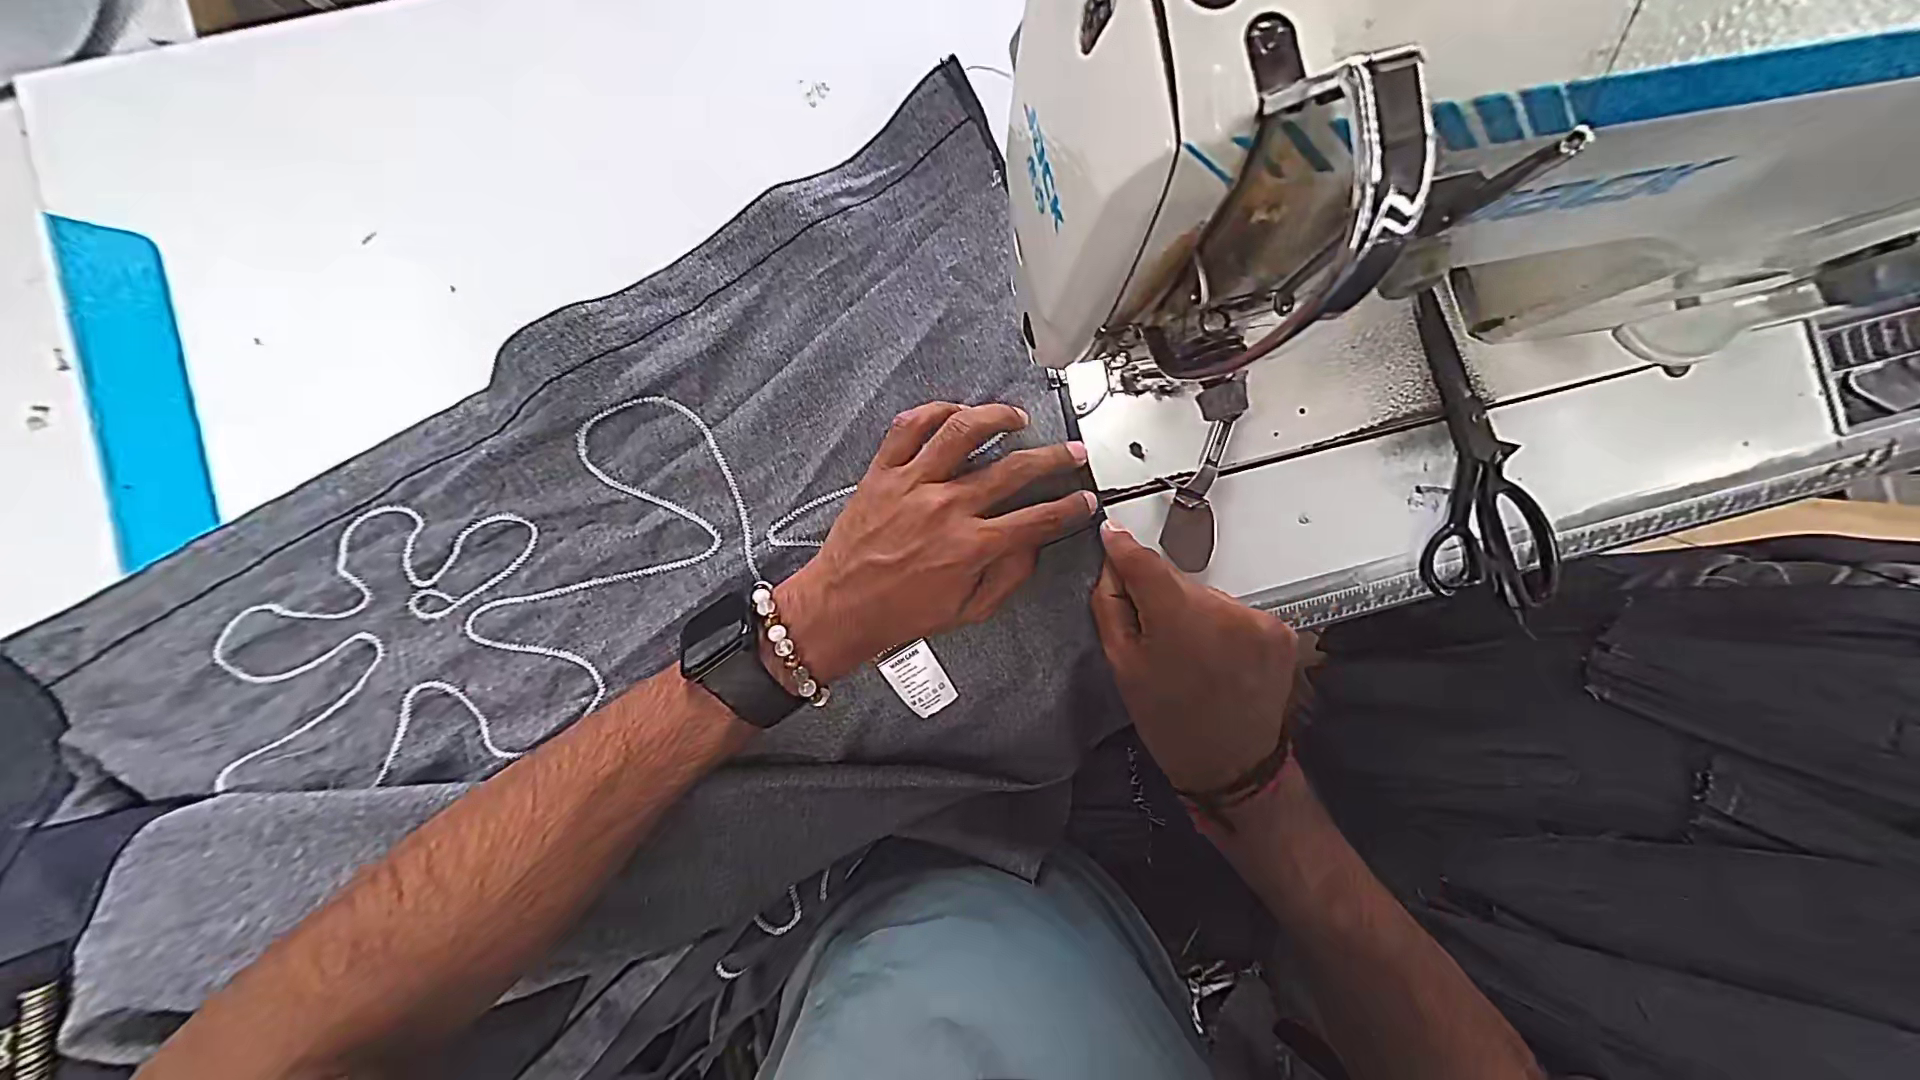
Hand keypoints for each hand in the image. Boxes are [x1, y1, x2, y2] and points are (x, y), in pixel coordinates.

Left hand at [773, 402, 1095, 682]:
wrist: (841, 607)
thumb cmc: (897, 612)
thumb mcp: (967, 609)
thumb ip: (1008, 576)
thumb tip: (1033, 546)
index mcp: (969, 546)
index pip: (1037, 518)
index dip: (1069, 507)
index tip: (1082, 500)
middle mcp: (945, 509)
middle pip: (1015, 469)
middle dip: (1055, 459)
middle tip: (1070, 454)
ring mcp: (912, 485)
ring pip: (963, 432)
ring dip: (998, 418)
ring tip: (1016, 418)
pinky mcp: (883, 474)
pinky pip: (909, 427)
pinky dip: (934, 411)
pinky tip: (954, 412)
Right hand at [1089, 521, 1300, 792]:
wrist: (1230, 764)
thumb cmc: (1173, 723)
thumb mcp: (1121, 664)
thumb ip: (1110, 604)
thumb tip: (1110, 565)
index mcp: (1179, 620)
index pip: (1144, 560)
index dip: (1122, 546)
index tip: (1111, 534)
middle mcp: (1224, 612)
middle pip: (1176, 577)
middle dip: (1159, 593)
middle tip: (1152, 630)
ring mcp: (1257, 621)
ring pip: (1205, 592)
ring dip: (1192, 609)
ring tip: (1188, 652)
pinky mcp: (1277, 630)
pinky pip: (1233, 609)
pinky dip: (1220, 623)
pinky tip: (1214, 654)